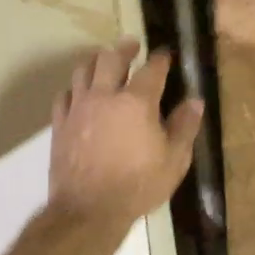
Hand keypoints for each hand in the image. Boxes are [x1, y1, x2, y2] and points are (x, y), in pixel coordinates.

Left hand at [47, 38, 203, 226]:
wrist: (89, 210)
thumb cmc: (138, 185)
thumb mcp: (174, 160)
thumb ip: (184, 127)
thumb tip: (194, 101)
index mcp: (137, 102)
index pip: (151, 70)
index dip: (161, 59)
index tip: (166, 53)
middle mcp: (105, 96)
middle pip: (110, 59)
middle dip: (124, 49)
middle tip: (132, 45)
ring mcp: (78, 108)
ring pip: (82, 71)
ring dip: (95, 61)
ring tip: (103, 59)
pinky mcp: (60, 124)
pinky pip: (64, 95)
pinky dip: (74, 87)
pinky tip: (79, 91)